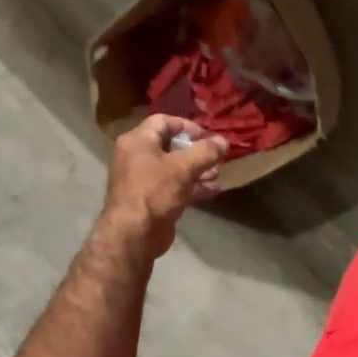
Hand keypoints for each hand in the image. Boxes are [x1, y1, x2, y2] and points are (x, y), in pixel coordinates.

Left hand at [102, 115, 227, 257]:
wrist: (134, 234)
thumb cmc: (155, 192)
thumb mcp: (183, 167)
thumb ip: (206, 152)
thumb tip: (223, 142)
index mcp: (138, 141)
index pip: (163, 122)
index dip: (187, 126)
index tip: (208, 137)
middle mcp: (137, 156)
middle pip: (171, 146)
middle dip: (196, 152)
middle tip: (216, 158)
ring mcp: (144, 179)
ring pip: (175, 168)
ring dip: (198, 170)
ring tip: (218, 175)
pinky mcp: (152, 199)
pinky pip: (174, 186)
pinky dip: (192, 186)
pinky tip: (213, 190)